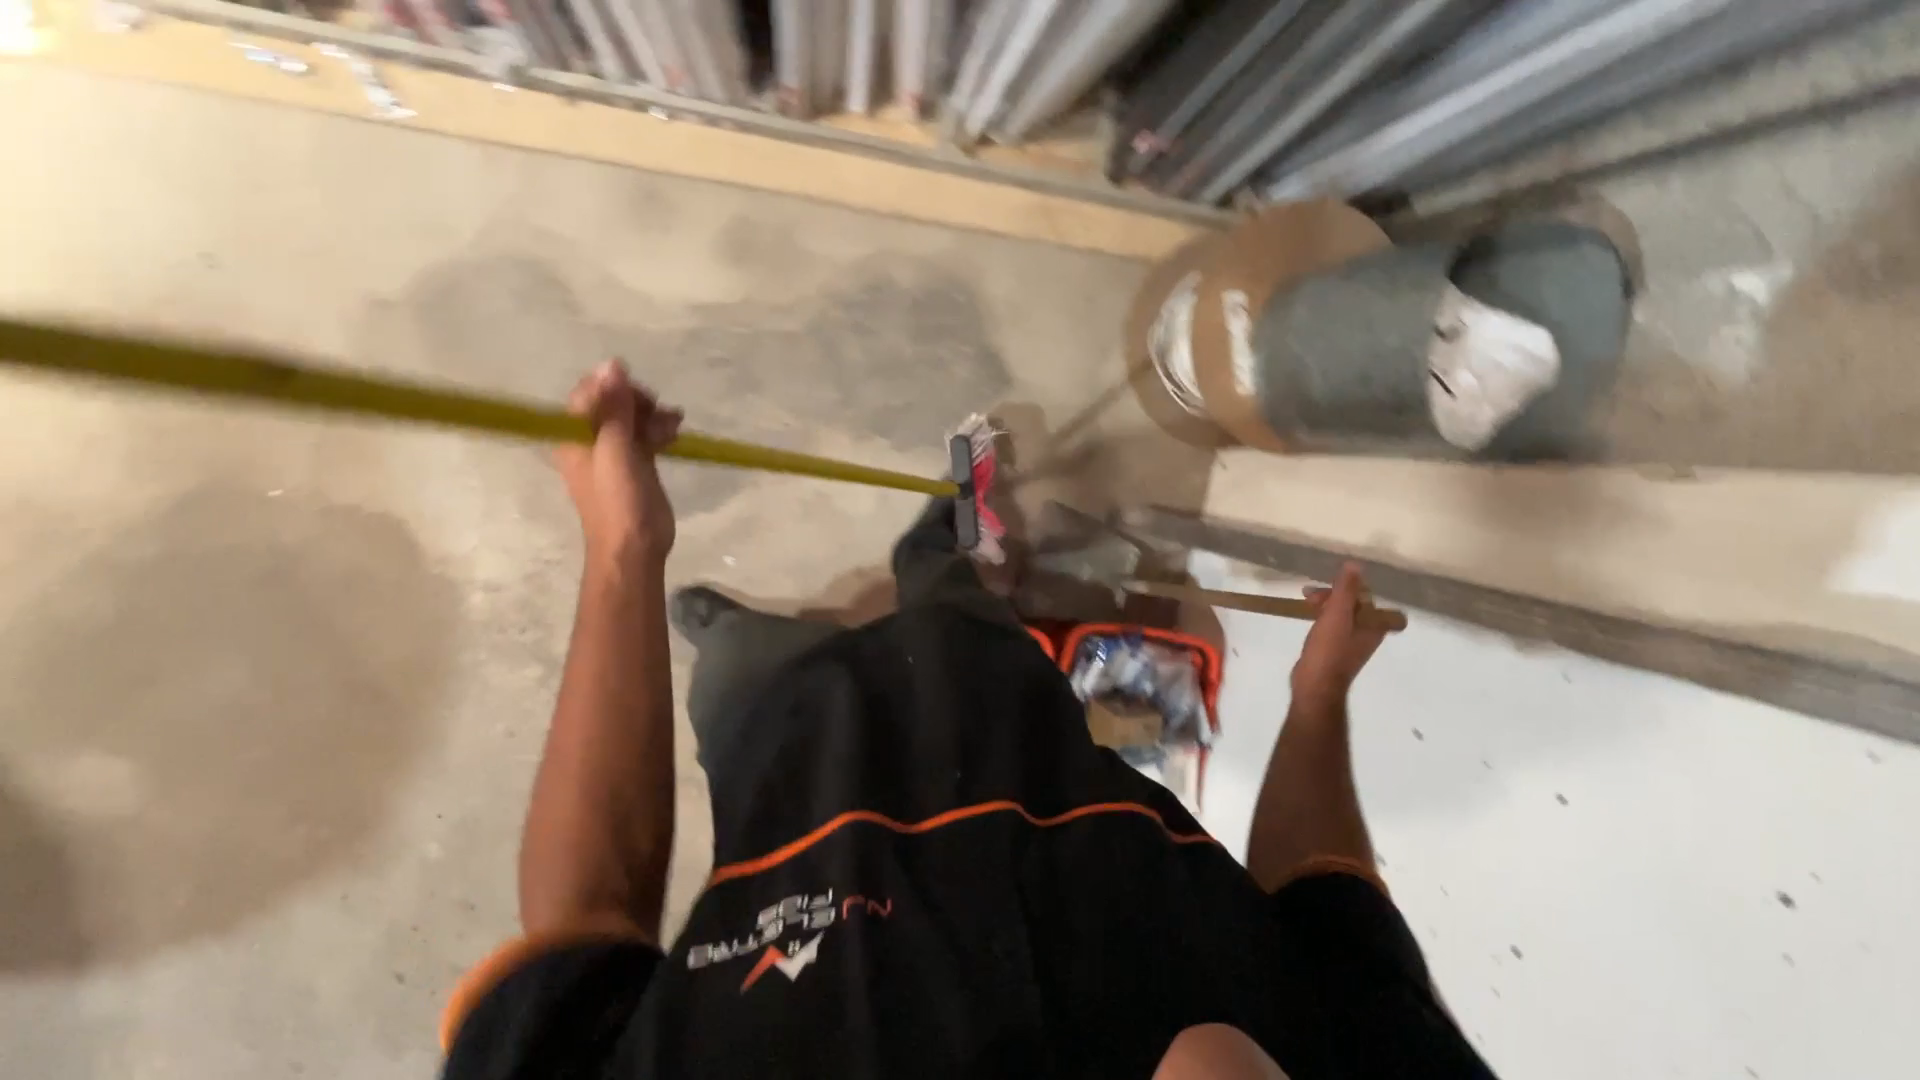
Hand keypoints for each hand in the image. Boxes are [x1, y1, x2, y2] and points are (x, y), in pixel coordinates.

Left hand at [556, 360, 682, 568]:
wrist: (634, 548)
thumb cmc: (619, 502)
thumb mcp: (615, 451)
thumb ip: (614, 409)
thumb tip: (612, 364)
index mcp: (574, 436)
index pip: (588, 393)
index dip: (612, 385)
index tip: (640, 392)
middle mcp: (591, 440)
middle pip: (612, 402)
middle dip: (637, 400)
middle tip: (657, 409)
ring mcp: (615, 453)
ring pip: (633, 418)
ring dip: (653, 414)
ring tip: (674, 423)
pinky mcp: (637, 465)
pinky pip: (646, 435)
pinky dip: (660, 429)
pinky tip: (676, 431)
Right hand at [1290, 562, 1386, 715]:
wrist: (1315, 685)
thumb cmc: (1329, 650)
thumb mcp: (1337, 615)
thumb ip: (1346, 590)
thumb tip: (1355, 564)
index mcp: (1374, 624)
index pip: (1363, 594)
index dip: (1343, 586)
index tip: (1321, 586)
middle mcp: (1369, 633)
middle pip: (1353, 604)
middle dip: (1331, 595)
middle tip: (1307, 595)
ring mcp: (1353, 643)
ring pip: (1342, 615)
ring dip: (1325, 606)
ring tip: (1305, 604)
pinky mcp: (1337, 650)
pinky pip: (1333, 627)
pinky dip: (1322, 619)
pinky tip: (1309, 621)